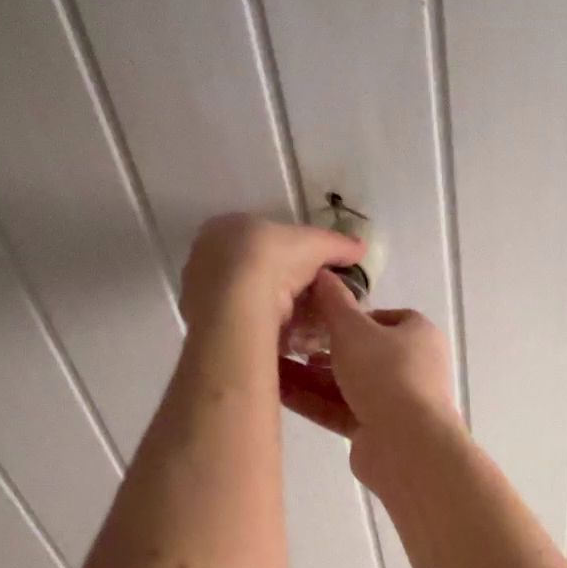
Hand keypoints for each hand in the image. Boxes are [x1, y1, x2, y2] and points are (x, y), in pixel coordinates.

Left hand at [179, 214, 363, 334]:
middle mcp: (210, 256)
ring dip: (279, 315)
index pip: (263, 241)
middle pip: (258, 274)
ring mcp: (204, 290)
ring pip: (251, 302)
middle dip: (287, 292)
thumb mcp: (315, 244)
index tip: (313, 277)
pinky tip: (285, 340)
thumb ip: (338, 245)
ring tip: (304, 328)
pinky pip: (243, 325)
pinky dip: (264, 332)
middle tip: (312, 307)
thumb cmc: (272, 256)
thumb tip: (362, 248)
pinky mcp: (206, 322)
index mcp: (229, 227)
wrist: (238, 299)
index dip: (292, 259)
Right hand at [279, 271, 462, 487]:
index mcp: (417, 335)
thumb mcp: (354, 330)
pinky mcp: (375, 431)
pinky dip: (313, 401)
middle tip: (286, 342)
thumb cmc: (386, 375)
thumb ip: (334, 303)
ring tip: (272, 366)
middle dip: (320, 349)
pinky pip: (339, 410)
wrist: (408, 446)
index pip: (380, 318)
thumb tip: (322, 273)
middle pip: (360, 353)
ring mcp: (394, 402)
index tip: (314, 316)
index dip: (347, 316)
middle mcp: (410, 367)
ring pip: (346, 383)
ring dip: (310, 376)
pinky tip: (278, 393)